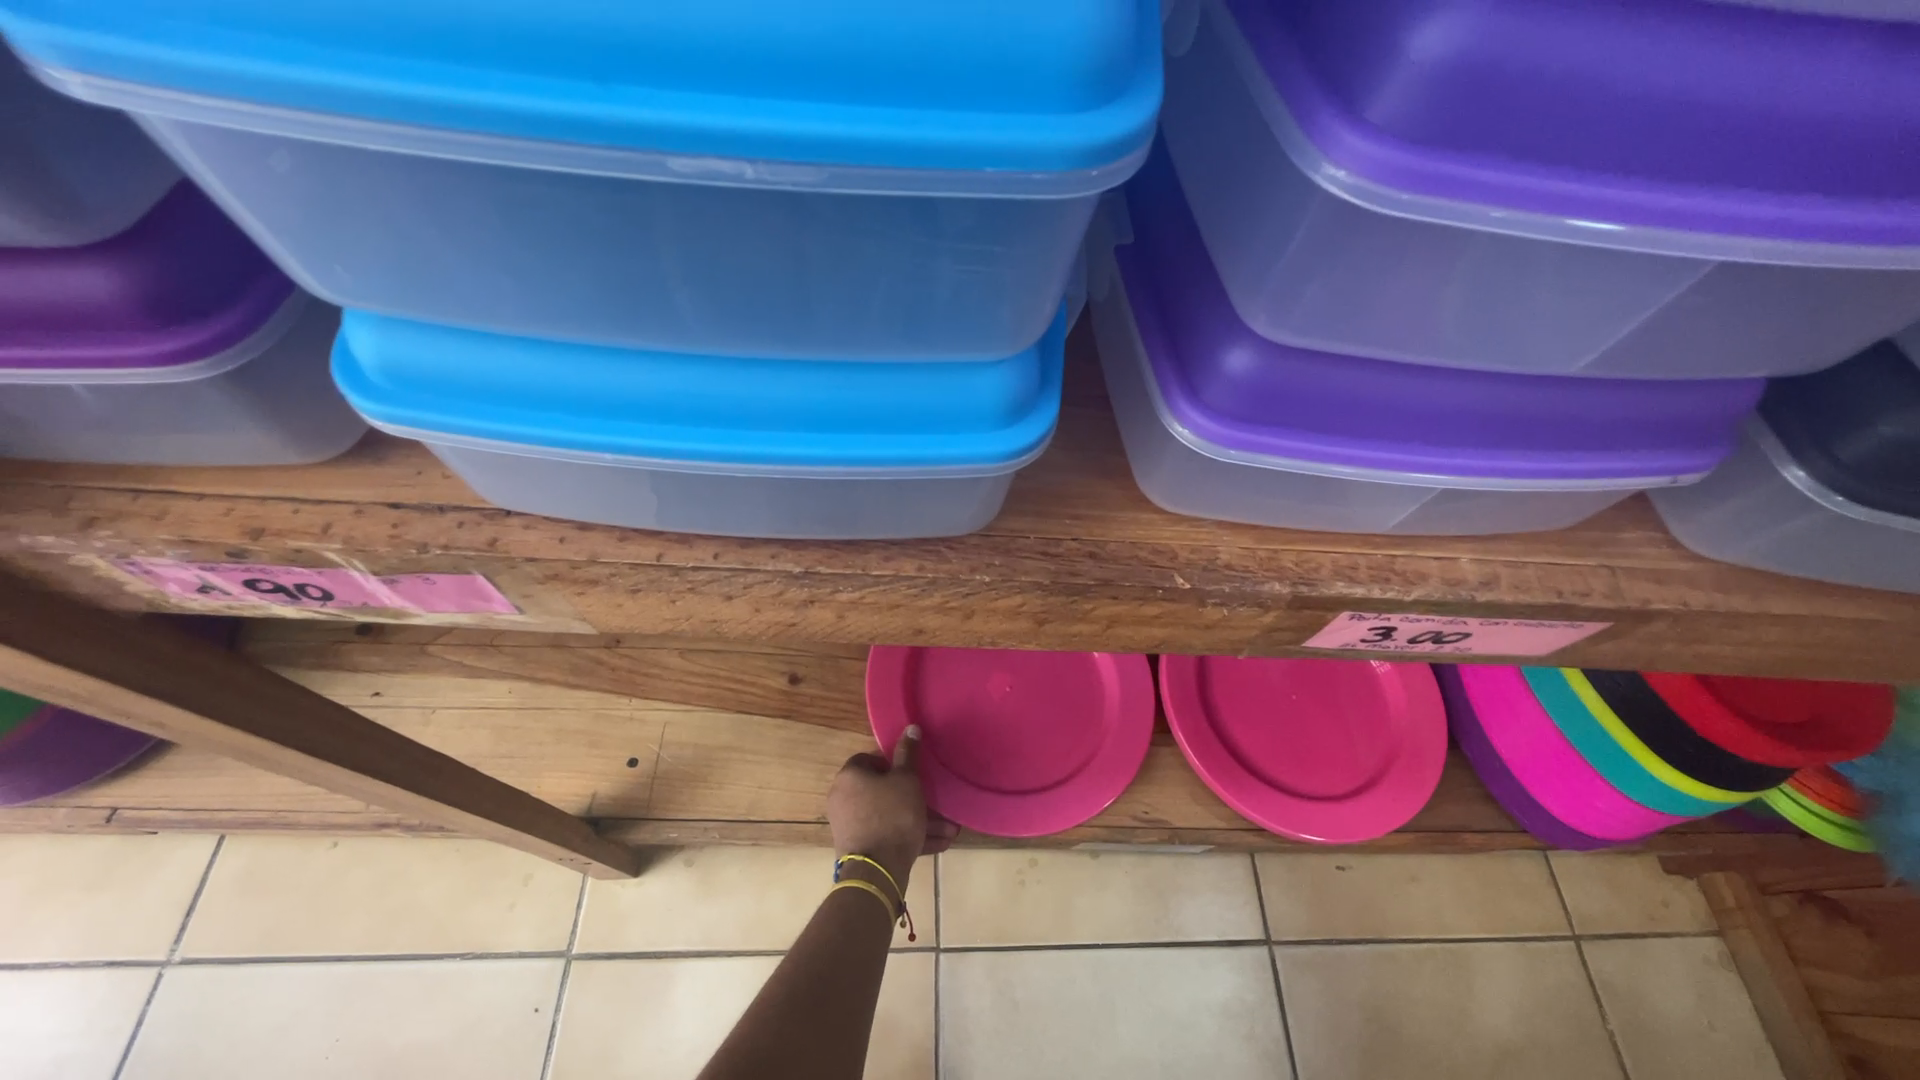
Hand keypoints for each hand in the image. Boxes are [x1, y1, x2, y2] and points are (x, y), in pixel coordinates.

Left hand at [827, 725, 957, 889]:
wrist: (876, 870)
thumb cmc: (892, 815)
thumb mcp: (907, 781)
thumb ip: (909, 754)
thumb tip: (911, 727)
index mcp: (849, 777)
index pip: (869, 759)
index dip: (892, 763)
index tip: (913, 772)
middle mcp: (843, 799)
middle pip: (882, 791)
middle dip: (913, 797)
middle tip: (936, 802)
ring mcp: (850, 827)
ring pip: (889, 816)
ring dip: (918, 820)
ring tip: (949, 829)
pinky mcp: (860, 850)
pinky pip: (888, 836)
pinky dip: (910, 837)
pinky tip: (940, 843)